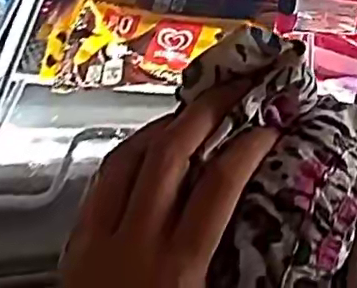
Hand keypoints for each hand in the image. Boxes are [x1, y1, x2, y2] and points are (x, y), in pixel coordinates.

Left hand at [62, 81, 278, 287]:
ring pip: (129, 156)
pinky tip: (145, 149)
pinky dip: (129, 153)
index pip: (219, 183)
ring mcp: (97, 242)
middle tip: (235, 87)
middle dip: (207, 109)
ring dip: (165, 123)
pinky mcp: (73, 250)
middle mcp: (134, 244)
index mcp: (175, 270)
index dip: (249, 144)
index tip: (271, 125)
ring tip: (192, 109)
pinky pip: (101, 180)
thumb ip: (239, 267)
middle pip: (171, 152)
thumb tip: (283, 242)